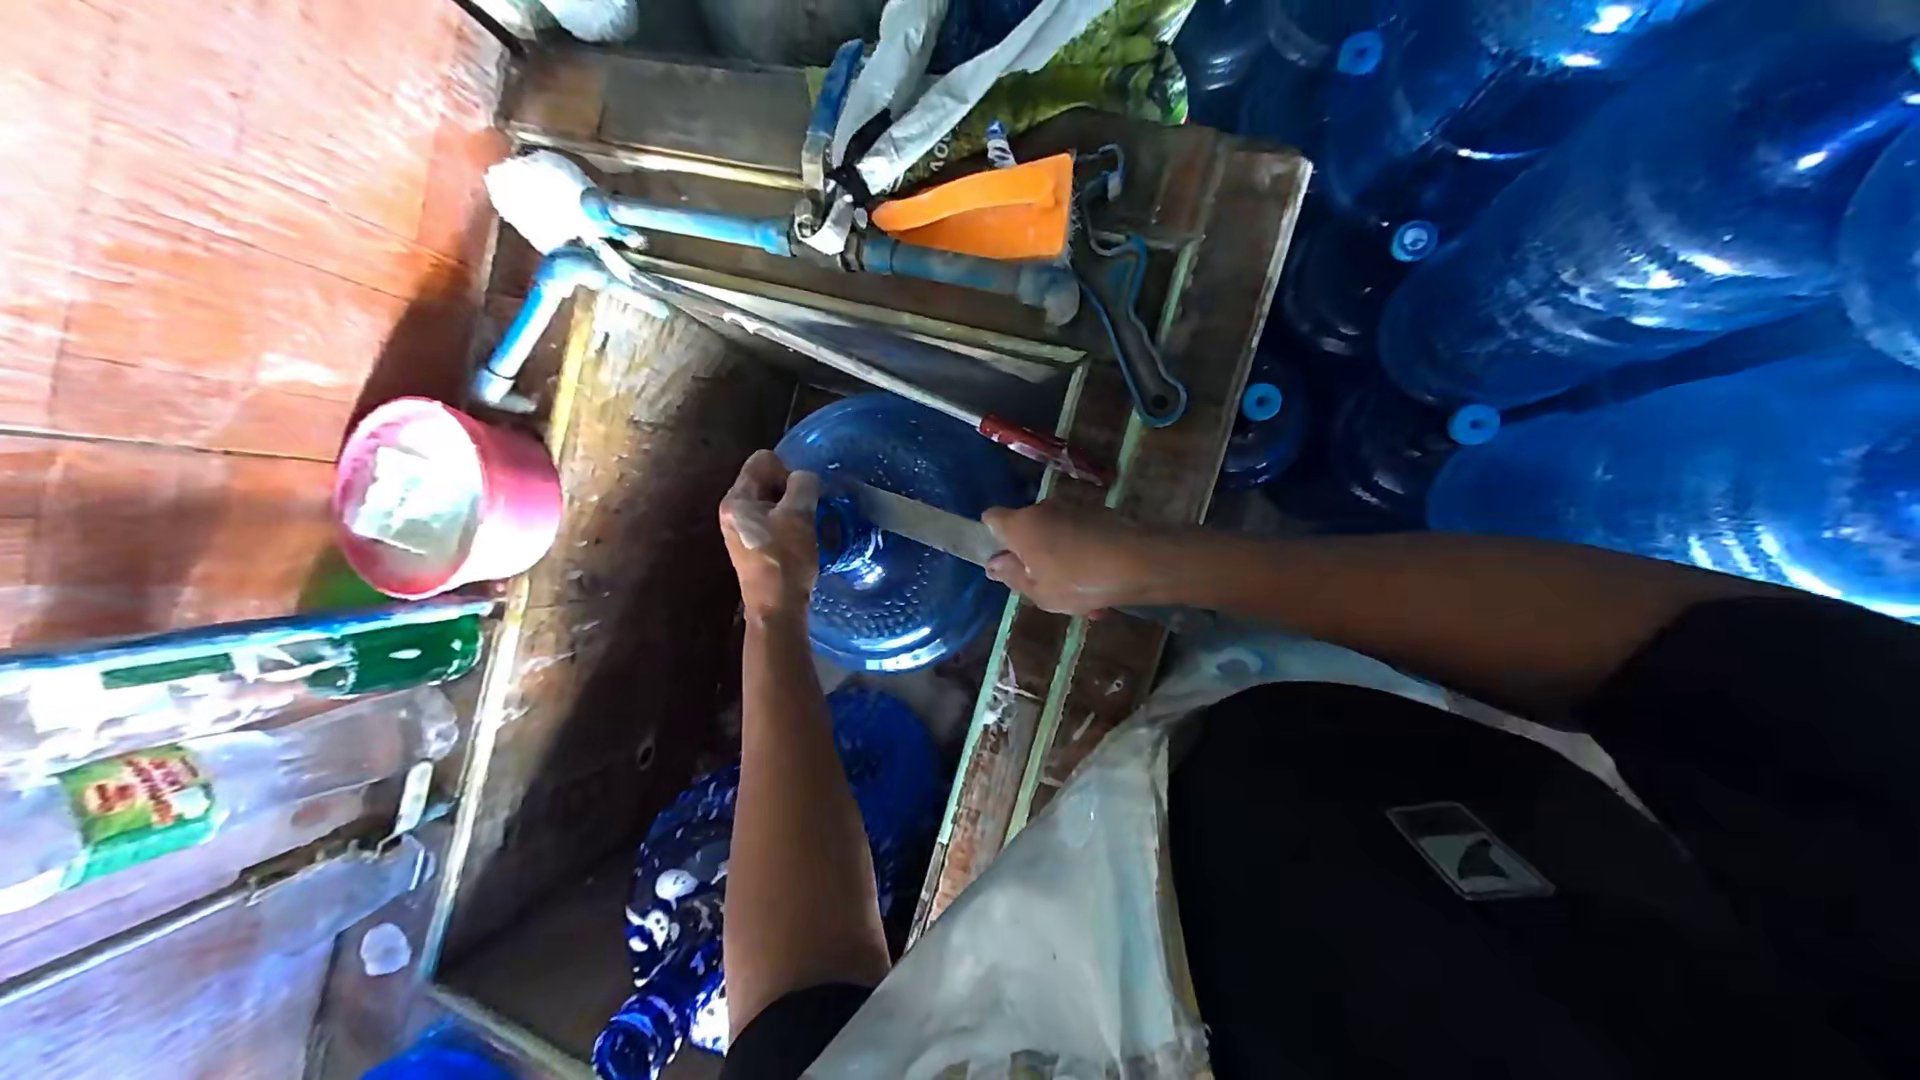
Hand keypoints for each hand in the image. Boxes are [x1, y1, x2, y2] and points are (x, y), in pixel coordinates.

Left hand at [720, 450, 820, 622]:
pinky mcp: (751, 544)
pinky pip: (771, 520)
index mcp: (736, 498)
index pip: (763, 460)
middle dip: (790, 491)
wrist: (776, 608)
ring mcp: (739, 528)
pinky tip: (797, 542)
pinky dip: (787, 524)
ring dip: (791, 509)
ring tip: (804, 529)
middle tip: (805, 514)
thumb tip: (804, 479)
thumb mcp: (799, 516)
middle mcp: (732, 510)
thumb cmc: (785, 560)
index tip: (800, 498)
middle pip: (766, 479)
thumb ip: (803, 485)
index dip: (788, 471)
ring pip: (771, 501)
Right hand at [980, 500, 1162, 615]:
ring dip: (1063, 561)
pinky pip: (1081, 537)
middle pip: (1027, 530)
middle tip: (1047, 588)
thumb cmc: (1078, 581)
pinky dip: (1085, 557)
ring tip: (1084, 598)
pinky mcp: (1100, 513)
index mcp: (1020, 525)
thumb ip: (1012, 576)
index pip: (992, 518)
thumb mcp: (1039, 592)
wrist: (1139, 562)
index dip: (993, 537)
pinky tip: (1103, 587)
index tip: (1006, 561)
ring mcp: (1073, 508)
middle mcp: (1043, 509)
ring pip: (1057, 537)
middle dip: (1033, 556)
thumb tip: (994, 564)